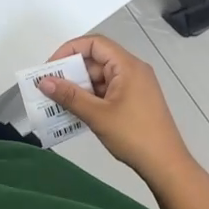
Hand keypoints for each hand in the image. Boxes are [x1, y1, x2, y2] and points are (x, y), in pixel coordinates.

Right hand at [36, 34, 193, 175]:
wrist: (165, 164)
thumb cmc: (133, 135)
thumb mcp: (97, 115)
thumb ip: (69, 96)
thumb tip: (43, 81)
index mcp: (127, 66)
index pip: (95, 44)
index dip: (69, 50)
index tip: (50, 68)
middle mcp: (132, 70)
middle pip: (96, 60)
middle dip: (71, 72)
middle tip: (48, 87)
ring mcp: (134, 86)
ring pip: (99, 77)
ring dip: (78, 87)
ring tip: (56, 101)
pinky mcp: (133, 101)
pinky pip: (106, 91)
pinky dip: (89, 98)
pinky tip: (74, 110)